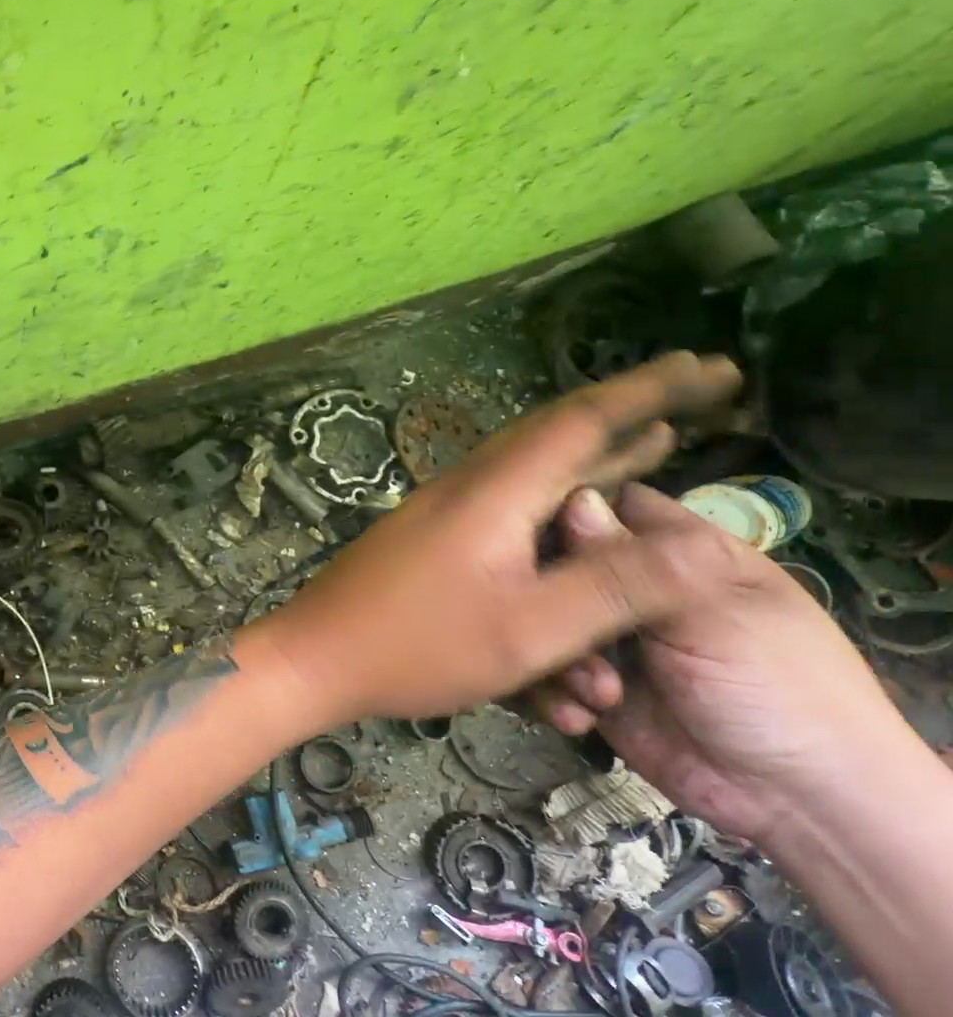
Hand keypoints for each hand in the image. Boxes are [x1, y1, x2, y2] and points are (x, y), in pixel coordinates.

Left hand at [240, 352, 744, 725]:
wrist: (313, 660)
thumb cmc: (416, 647)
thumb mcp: (529, 629)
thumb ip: (616, 587)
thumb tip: (707, 548)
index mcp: (493, 494)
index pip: (582, 421)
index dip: (651, 392)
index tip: (715, 369)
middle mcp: (467, 490)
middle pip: (557, 437)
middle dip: (630, 415)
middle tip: (697, 394)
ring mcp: (444, 515)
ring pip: (533, 478)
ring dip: (596, 461)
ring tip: (658, 445)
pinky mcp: (431, 544)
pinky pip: (508, 516)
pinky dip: (557, 512)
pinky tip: (581, 527)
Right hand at [527, 483, 917, 841]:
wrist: (798, 799)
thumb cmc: (778, 688)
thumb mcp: (709, 616)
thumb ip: (632, 563)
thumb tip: (571, 498)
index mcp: (680, 556)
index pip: (611, 506)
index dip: (563, 509)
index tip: (518, 528)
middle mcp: (636, 592)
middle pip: (560, 566)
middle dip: (550, 598)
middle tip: (558, 629)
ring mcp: (611, 643)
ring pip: (542, 624)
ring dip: (557, 659)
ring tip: (597, 694)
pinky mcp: (590, 689)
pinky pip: (542, 677)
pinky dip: (551, 696)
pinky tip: (581, 719)